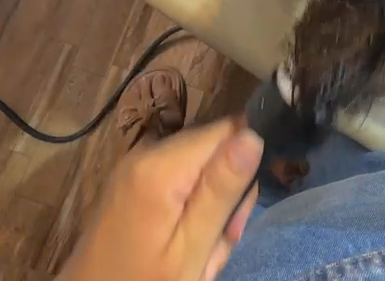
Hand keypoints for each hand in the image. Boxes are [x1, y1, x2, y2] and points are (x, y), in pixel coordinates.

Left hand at [61, 116, 262, 280]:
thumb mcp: (190, 251)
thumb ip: (221, 190)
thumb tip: (254, 134)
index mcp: (161, 163)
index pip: (230, 130)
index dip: (244, 169)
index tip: (236, 218)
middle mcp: (147, 150)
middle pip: (214, 149)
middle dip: (225, 195)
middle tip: (216, 247)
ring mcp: (135, 166)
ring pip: (198, 167)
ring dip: (208, 208)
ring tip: (197, 255)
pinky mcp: (130, 182)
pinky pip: (176, 179)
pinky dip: (186, 209)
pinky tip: (179, 246)